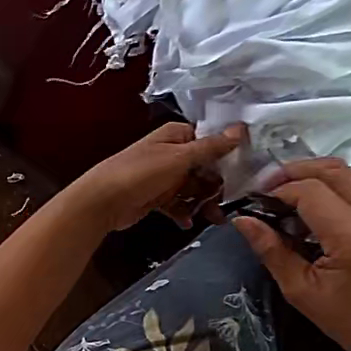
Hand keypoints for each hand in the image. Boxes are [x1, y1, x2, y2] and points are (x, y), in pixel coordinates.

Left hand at [66, 122, 246, 231]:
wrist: (102, 201)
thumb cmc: (140, 173)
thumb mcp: (179, 158)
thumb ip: (210, 147)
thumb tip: (241, 128)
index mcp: (176, 136)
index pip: (210, 141)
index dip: (228, 155)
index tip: (248, 171)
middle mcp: (170, 154)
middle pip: (204, 168)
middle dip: (218, 185)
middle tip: (233, 201)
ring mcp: (163, 177)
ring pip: (193, 188)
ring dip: (204, 202)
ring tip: (216, 218)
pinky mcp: (155, 198)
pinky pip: (177, 204)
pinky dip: (184, 212)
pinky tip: (188, 222)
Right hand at [231, 157, 350, 350]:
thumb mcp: (301, 290)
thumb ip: (271, 250)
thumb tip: (243, 220)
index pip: (310, 191)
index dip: (278, 191)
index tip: (256, 203)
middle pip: (333, 171)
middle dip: (295, 172)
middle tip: (267, 188)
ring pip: (348, 182)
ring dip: (315, 186)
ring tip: (289, 208)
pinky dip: (334, 201)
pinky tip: (318, 225)